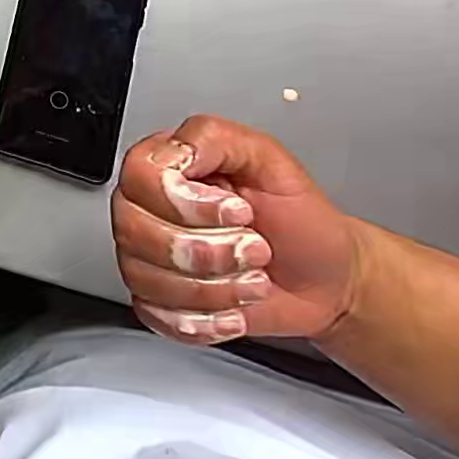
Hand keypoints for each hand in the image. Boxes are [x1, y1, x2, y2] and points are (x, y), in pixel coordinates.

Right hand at [113, 115, 365, 345]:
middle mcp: (138, 208)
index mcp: (157, 169)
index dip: (186, 202)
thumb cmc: (297, 219)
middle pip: (134, 230)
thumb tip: (176, 147)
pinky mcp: (151, 297)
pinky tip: (232, 306)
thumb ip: (217, 138)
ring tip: (248, 277)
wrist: (324, 276)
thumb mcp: (270, 161)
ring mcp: (139, 254)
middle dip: (210, 251)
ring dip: (216, 289)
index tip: (237, 210)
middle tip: (252, 247)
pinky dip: (206, 320)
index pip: (138, 176)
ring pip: (145, 276)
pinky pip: (156, 313)